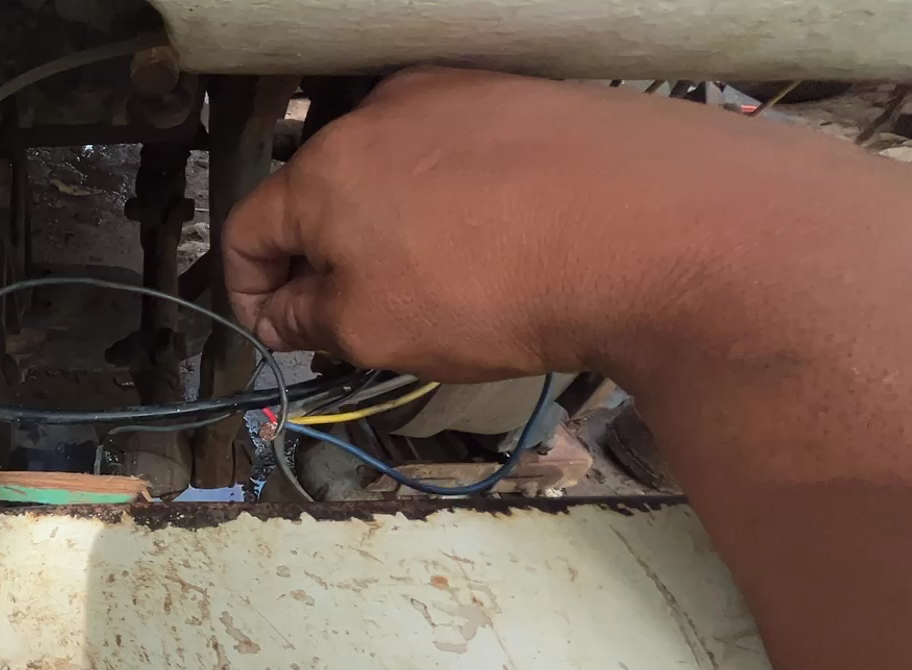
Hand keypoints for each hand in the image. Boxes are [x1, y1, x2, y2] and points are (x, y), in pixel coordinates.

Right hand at [223, 68, 911, 385]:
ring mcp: (455, 93)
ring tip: (418, 285)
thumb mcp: (366, 330)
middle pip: (309, 200)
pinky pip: (443, 158)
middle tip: (343, 318)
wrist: (668, 232)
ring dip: (372, 235)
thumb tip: (282, 312)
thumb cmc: (486, 289)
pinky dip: (434, 206)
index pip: (243, 233)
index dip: (247, 294)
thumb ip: (302, 320)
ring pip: (377, 177)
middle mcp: (378, 113)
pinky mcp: (519, 96)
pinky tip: (476, 244)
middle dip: (311, 264)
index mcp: (322, 169)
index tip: (277, 334)